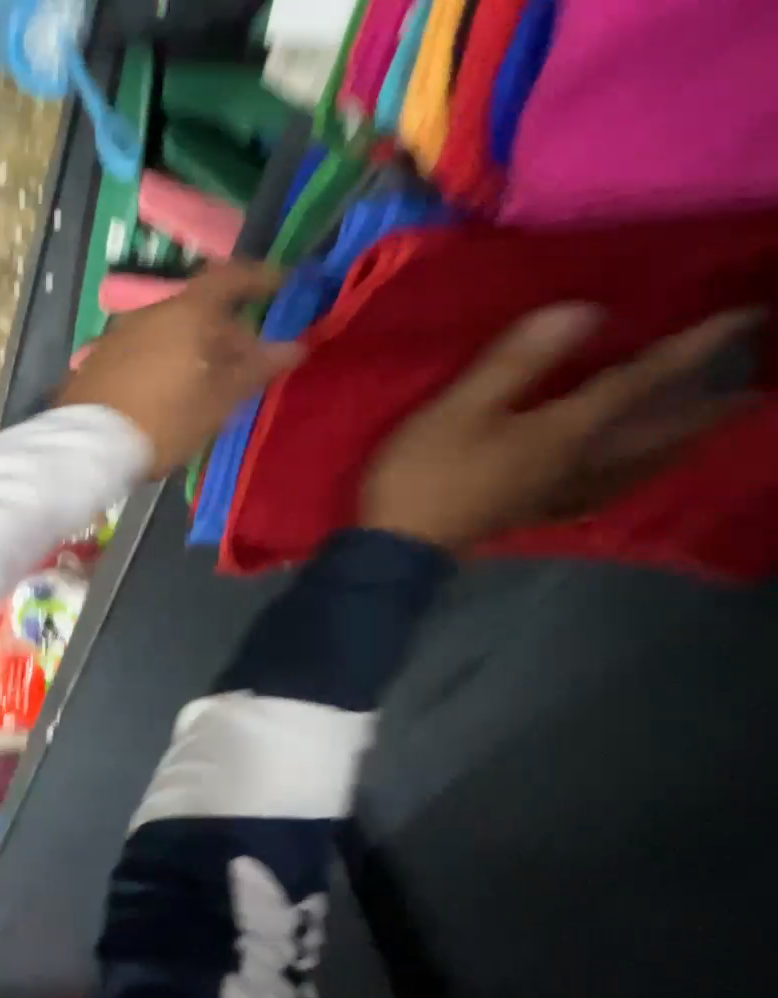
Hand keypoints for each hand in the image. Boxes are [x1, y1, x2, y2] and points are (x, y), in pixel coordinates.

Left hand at [57, 261, 301, 475]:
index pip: (230, 277)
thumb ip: (257, 367)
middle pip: (197, 308)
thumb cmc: (165, 419)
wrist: (85, 447)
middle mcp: (147, 313)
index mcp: (186, 311)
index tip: (284, 285)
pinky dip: (164, 359)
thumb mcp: (220, 398)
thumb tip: (293, 346)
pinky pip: (142, 349)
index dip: (260, 278)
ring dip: (193, 346)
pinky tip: (171, 389)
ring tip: (210, 381)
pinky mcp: (95, 362)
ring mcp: (116, 336)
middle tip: (250, 358)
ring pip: (167, 330)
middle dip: (227, 327)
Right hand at [362, 304, 761, 550]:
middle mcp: (584, 460)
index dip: (693, 348)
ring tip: (702, 432)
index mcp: (569, 429)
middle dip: (707, 408)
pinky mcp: (538, 511)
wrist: (400, 541)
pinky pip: (607, 492)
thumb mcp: (458, 408)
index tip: (743, 319)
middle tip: (750, 394)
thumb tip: (584, 311)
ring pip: (642, 465)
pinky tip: (627, 479)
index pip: (643, 381)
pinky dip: (630, 480)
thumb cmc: (425, 470)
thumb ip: (515, 363)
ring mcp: (563, 491)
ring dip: (680, 445)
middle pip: (660, 431)